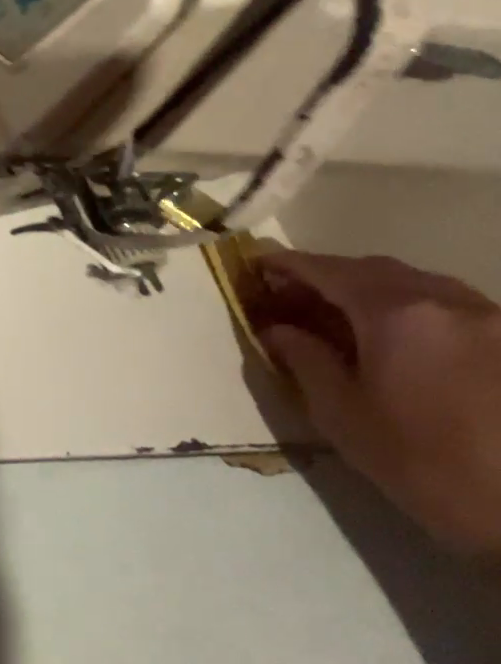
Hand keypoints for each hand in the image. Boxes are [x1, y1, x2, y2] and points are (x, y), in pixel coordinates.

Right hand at [255, 251, 500, 553]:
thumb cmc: (425, 464)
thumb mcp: (342, 415)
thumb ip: (304, 359)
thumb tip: (279, 330)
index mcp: (398, 314)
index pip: (328, 270)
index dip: (286, 266)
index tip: (254, 269)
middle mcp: (451, 304)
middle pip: (377, 271)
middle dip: (330, 278)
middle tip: (293, 300)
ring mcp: (496, 323)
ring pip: (422, 287)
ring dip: (376, 293)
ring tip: (345, 321)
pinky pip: (455, 310)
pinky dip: (415, 312)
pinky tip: (400, 342)